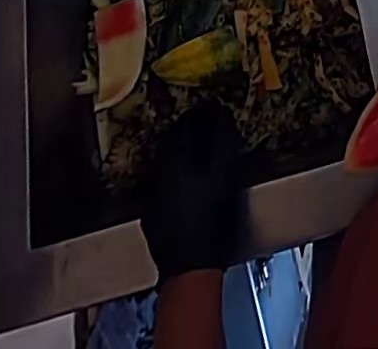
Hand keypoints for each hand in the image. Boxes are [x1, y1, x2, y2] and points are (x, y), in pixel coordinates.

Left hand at [141, 101, 244, 283]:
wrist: (192, 269)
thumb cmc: (213, 220)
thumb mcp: (225, 174)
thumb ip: (222, 140)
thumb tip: (220, 113)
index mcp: (173, 162)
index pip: (183, 126)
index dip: (199, 114)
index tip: (212, 107)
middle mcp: (157, 176)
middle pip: (171, 144)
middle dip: (189, 133)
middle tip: (208, 127)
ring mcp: (152, 198)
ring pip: (166, 164)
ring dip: (183, 155)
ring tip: (203, 153)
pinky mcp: (151, 217)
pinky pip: (163, 185)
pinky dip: (177, 177)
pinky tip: (191, 185)